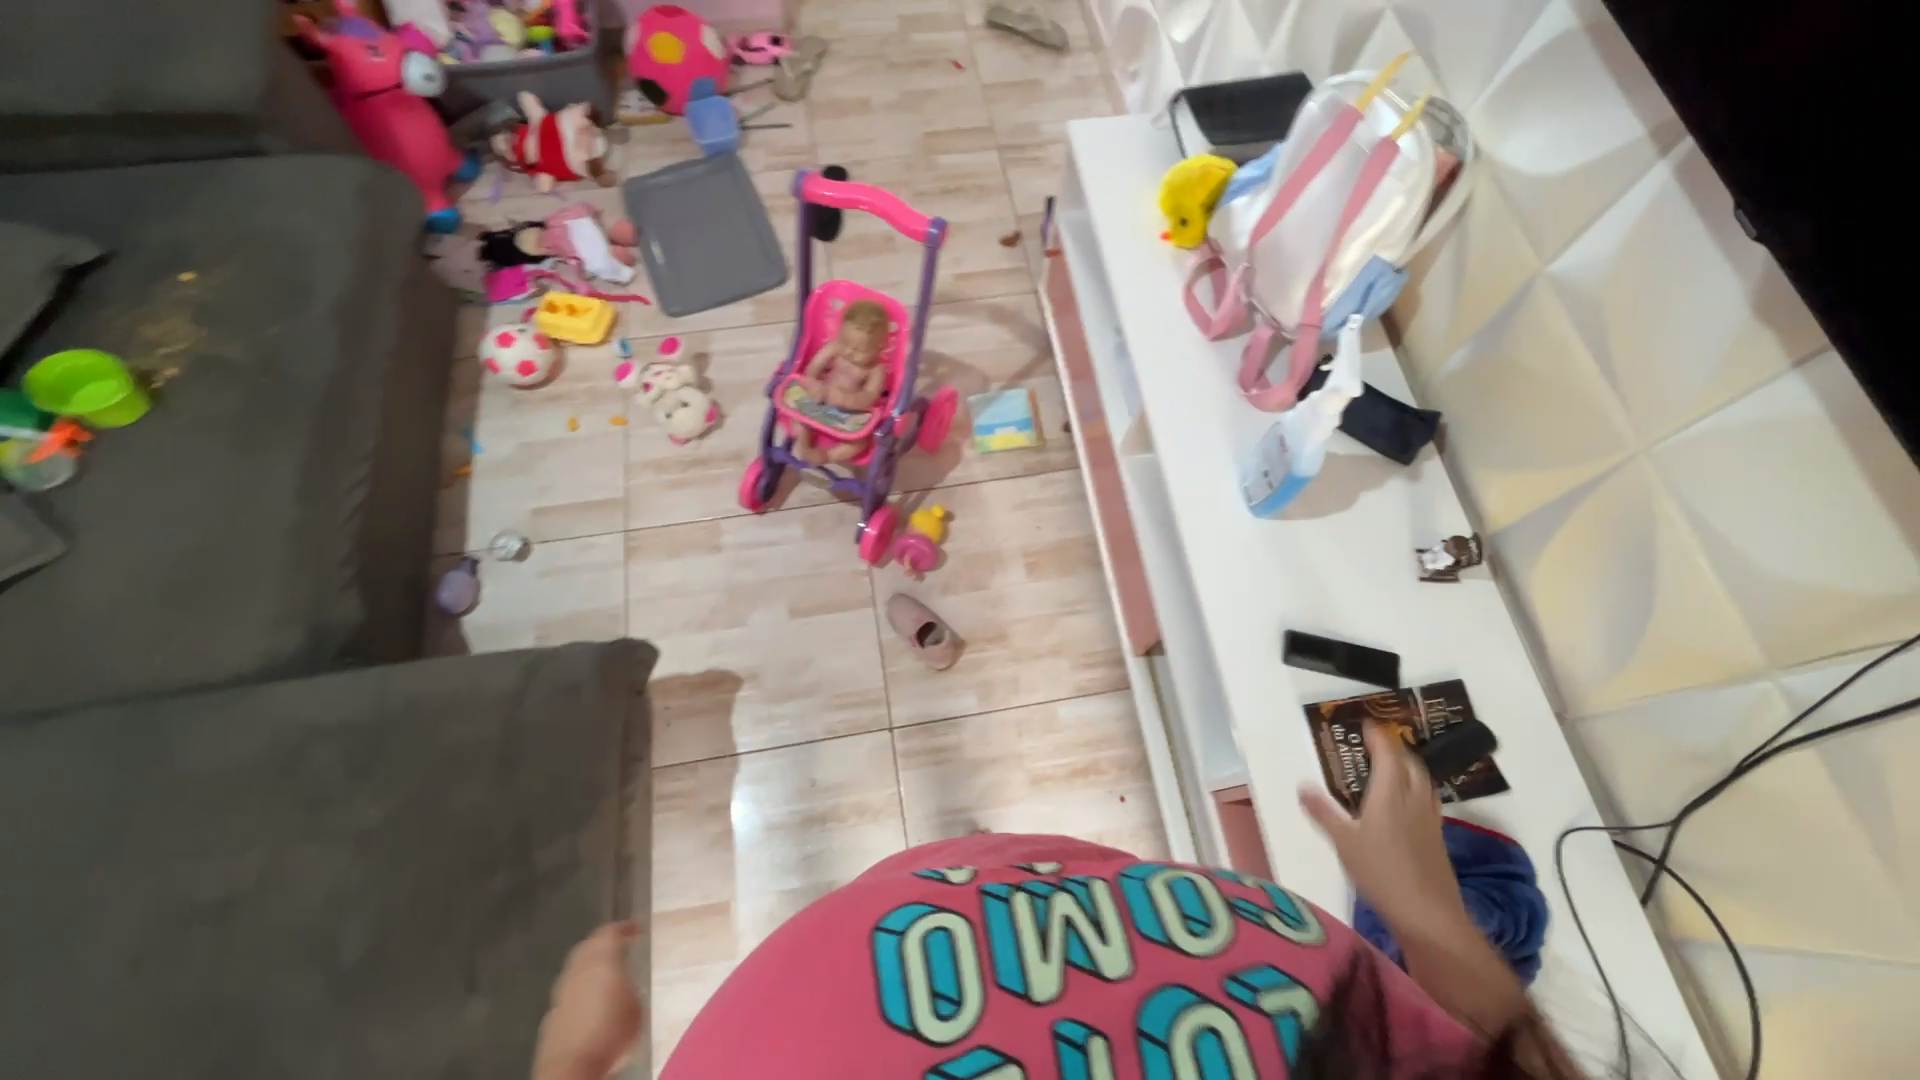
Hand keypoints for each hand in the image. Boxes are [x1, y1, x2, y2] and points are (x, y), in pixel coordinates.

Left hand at [533, 921, 642, 1079]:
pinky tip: (589, 1000)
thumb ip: (629, 991)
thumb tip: (621, 989)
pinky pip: (569, 990)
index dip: (623, 928)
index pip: (609, 933)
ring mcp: (561, 993)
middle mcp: (579, 971)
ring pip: (575, 968)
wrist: (570, 1069)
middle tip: (618, 945)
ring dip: (589, 965)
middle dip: (602, 943)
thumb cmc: (611, 1035)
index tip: (636, 929)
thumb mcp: (636, 1010)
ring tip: (604, 972)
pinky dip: (580, 987)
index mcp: (603, 962)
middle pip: (588, 946)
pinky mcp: (551, 1015)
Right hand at [1300, 723, 1468, 939]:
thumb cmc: (1381, 872)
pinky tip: (1403, 801)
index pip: (1388, 754)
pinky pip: (1427, 797)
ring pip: (1422, 779)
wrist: (1429, 914)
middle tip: (1374, 744)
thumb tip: (1302, 785)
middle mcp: (1413, 798)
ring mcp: (1429, 817)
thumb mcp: (1343, 842)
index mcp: (1390, 793)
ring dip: (1408, 765)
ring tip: (1389, 766)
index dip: (1378, 736)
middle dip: (1394, 748)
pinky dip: (1414, 787)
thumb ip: (1323, 812)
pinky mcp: (1436, 835)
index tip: (1366, 723)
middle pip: (1410, 762)